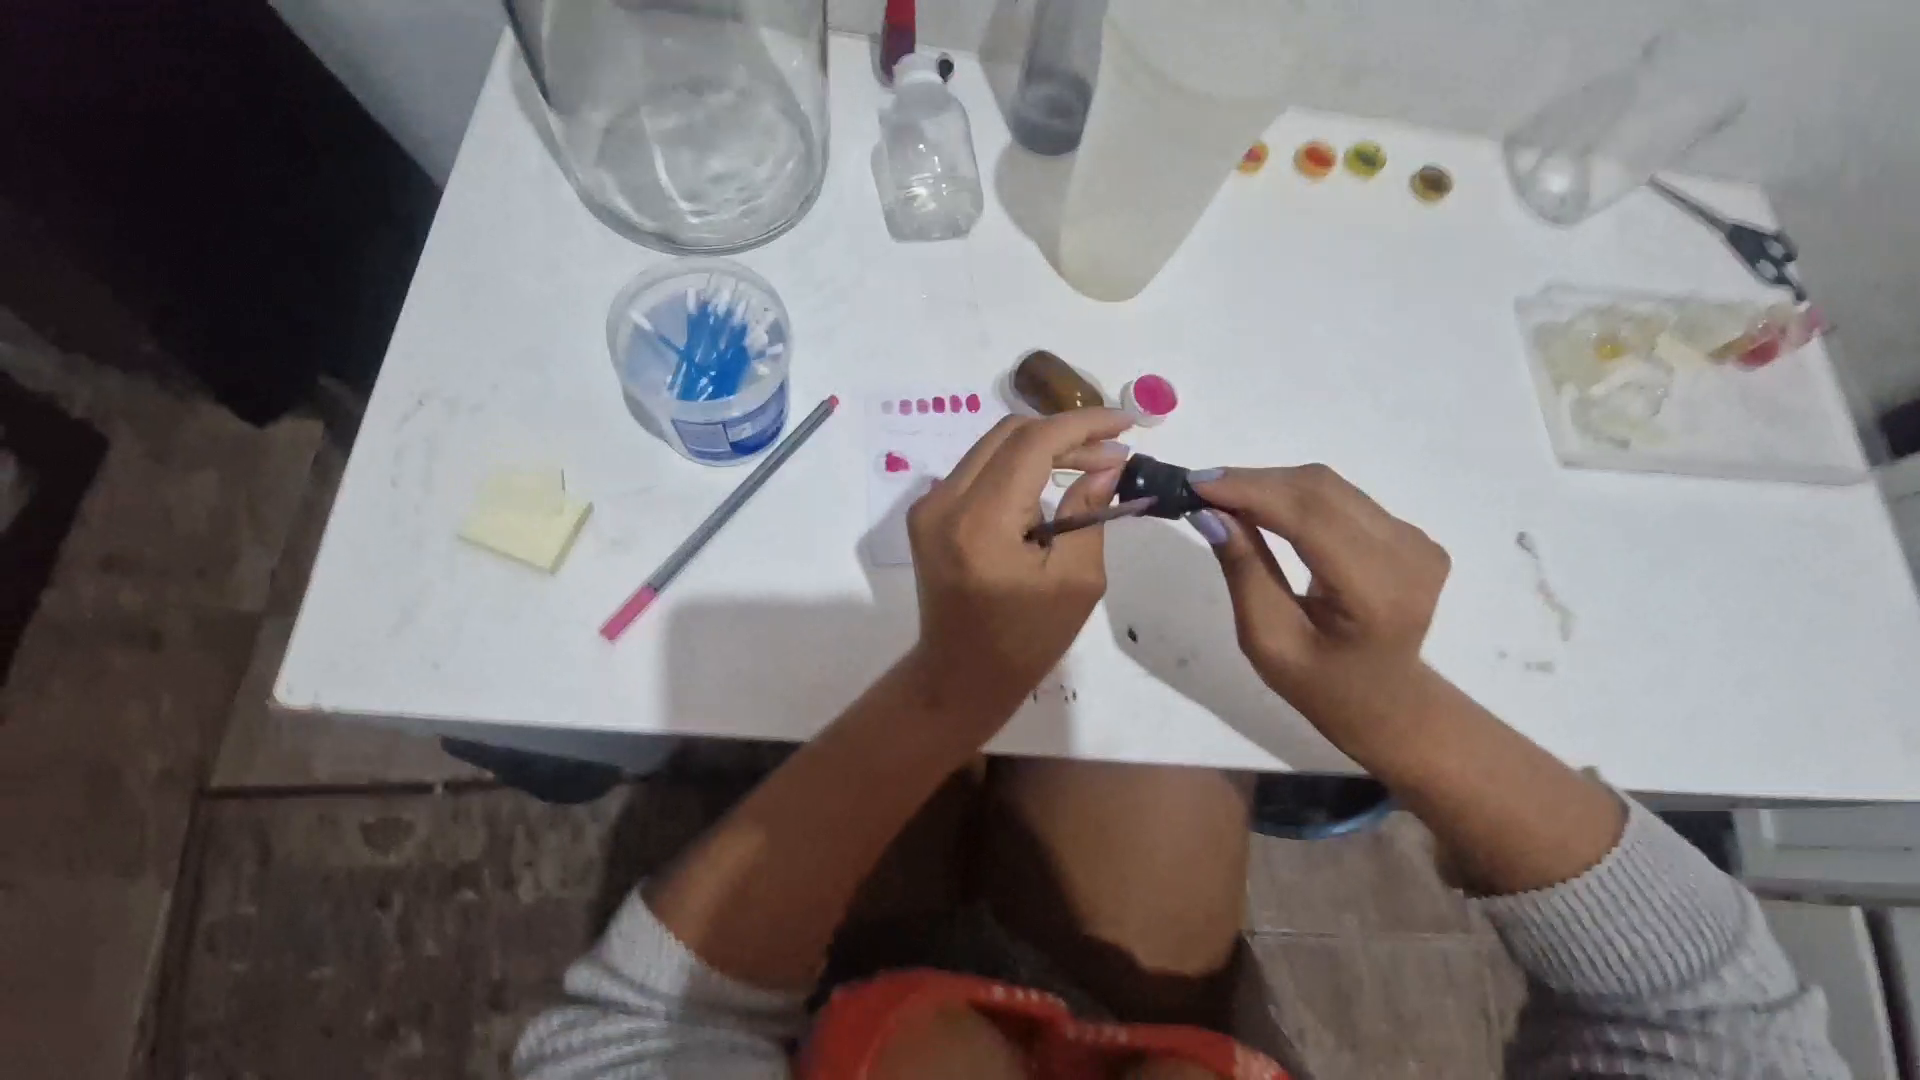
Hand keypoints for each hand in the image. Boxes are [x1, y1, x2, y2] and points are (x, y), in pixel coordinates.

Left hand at [904, 410, 1133, 727]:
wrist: (960, 675)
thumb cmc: (1025, 640)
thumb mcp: (1075, 580)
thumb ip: (1089, 513)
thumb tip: (1107, 464)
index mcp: (980, 522)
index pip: (1033, 443)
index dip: (1083, 424)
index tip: (1127, 423)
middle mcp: (944, 502)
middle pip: (1009, 434)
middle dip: (1066, 433)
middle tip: (1112, 452)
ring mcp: (928, 506)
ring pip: (992, 447)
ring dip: (1043, 447)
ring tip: (1091, 464)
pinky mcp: (926, 514)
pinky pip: (978, 469)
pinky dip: (1017, 465)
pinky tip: (1051, 480)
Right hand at [1187, 465, 1450, 747]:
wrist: (1386, 701)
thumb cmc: (1319, 683)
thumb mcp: (1266, 639)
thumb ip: (1244, 571)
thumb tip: (1209, 512)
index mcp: (1377, 593)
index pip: (1310, 518)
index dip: (1251, 491)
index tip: (1195, 483)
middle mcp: (1408, 556)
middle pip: (1320, 492)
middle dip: (1254, 482)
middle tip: (1198, 488)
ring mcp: (1416, 540)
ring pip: (1328, 487)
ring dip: (1270, 485)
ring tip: (1221, 496)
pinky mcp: (1410, 533)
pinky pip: (1341, 498)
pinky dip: (1293, 497)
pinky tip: (1261, 507)